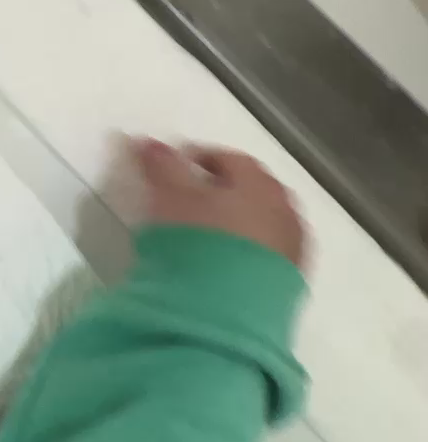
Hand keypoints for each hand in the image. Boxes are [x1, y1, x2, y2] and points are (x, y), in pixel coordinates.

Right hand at [135, 138, 306, 266]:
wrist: (224, 301)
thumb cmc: (195, 235)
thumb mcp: (168, 194)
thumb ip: (160, 164)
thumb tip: (148, 140)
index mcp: (260, 186)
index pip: (234, 159)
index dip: (201, 156)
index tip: (173, 165)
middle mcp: (286, 211)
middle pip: (254, 189)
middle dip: (223, 186)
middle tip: (187, 193)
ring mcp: (293, 246)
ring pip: (263, 219)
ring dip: (236, 216)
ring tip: (201, 226)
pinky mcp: (288, 276)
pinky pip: (265, 247)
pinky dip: (244, 242)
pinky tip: (218, 253)